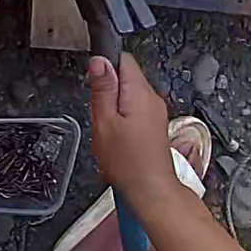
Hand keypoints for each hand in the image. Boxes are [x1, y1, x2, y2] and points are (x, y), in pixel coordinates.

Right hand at [86, 53, 176, 196]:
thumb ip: (102, 89)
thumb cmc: (128, 162)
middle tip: (101, 113)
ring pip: (129, 94)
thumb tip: (99, 61)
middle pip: (125, 77)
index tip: (95, 85)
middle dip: (108, 90)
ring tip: (109, 128)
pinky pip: (135, 109)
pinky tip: (118, 136)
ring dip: (115, 106)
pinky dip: (123, 117)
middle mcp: (152, 98)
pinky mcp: (154, 124)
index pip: (122, 58)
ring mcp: (156, 112)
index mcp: (139, 93)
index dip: (104, 67)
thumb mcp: (104, 122)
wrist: (150, 191)